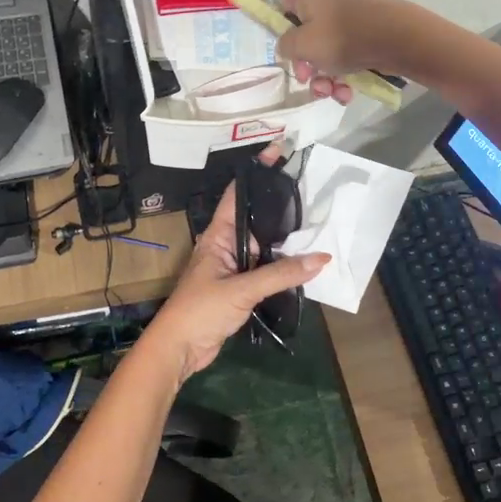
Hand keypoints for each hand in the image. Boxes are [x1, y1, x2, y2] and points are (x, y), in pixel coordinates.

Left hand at [142, 146, 329, 379]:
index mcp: (218, 235)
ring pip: (265, 248)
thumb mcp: (241, 290)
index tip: (279, 152)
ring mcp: (233, 268)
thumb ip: (281, 275)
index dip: (258, 174)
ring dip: (287, 243)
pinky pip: (266, 271)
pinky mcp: (240, 289)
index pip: (239, 196)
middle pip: (257, 221)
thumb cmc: (200, 311)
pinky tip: (307, 265)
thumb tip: (322, 258)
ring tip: (321, 225)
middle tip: (316, 192)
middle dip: (282, 208)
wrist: (179, 349)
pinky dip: (284, 268)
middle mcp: (226, 246)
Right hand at [279, 0, 428, 104]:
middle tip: (309, 80)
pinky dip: (345, 76)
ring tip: (333, 93)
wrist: (395, 37)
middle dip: (307, 66)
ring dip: (326, 78)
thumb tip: (287, 46)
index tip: (288, 55)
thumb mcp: (301, 44)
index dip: (283, 35)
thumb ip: (285, 45)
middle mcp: (327, 2)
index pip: (284, 10)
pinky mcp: (367, 34)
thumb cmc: (340, 37)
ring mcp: (349, 19)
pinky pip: (348, 57)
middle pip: (306, 38)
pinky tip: (348, 93)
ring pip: (327, 53)